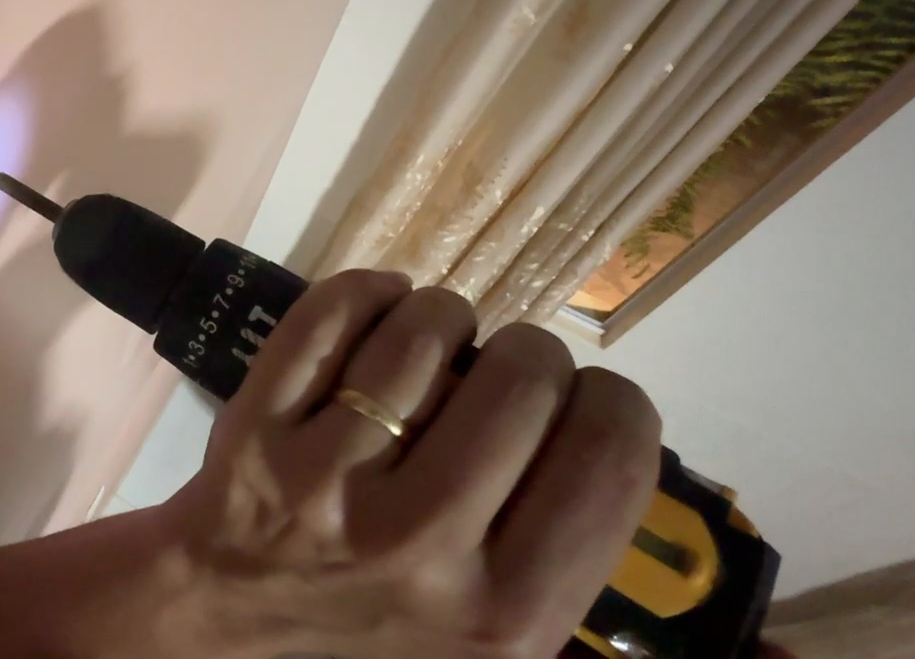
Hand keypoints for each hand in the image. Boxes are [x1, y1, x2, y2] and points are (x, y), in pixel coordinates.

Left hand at [160, 269, 660, 658]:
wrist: (232, 617)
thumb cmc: (374, 627)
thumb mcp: (496, 644)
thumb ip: (569, 567)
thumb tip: (682, 512)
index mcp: (509, 613)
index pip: (609, 460)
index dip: (612, 403)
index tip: (587, 396)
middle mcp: (418, 541)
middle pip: (519, 382)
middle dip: (530, 352)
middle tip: (511, 362)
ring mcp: (324, 475)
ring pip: (420, 337)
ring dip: (444, 313)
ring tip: (444, 330)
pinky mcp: (255, 425)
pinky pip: (326, 320)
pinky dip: (365, 291)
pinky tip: (385, 300)